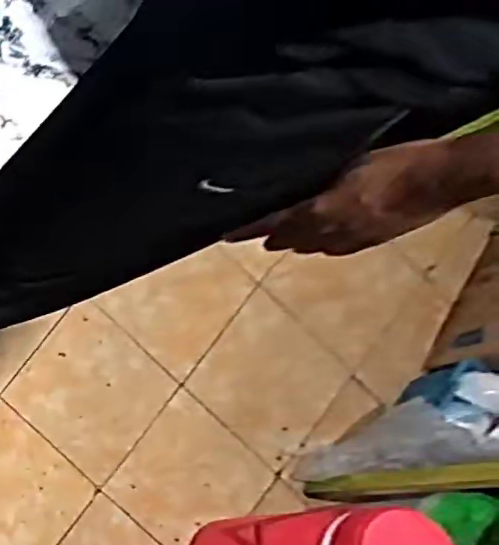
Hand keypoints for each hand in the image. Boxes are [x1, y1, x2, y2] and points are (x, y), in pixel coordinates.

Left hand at [225, 138, 470, 255]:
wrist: (450, 176)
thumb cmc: (403, 163)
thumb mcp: (354, 166)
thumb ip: (323, 185)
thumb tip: (310, 192)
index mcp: (313, 212)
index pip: (267, 225)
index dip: (245, 231)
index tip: (227, 236)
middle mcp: (320, 232)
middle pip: (283, 241)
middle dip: (275, 236)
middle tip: (270, 232)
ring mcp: (343, 241)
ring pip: (307, 247)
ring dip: (300, 240)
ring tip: (301, 232)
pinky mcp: (365, 244)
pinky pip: (333, 248)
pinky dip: (326, 242)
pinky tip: (331, 234)